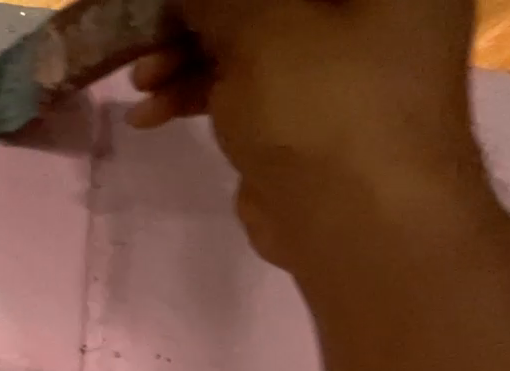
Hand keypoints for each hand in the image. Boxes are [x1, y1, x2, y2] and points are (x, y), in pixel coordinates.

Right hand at [124, 0, 484, 268]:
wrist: (354, 211)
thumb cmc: (322, 106)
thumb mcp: (266, 32)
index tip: (160, 6)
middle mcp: (371, 5)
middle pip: (262, 0)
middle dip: (193, 20)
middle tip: (141, 42)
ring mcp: (340, 57)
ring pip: (246, 40)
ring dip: (182, 61)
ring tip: (139, 85)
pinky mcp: (305, 106)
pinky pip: (242, 83)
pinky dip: (194, 94)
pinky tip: (152, 114)